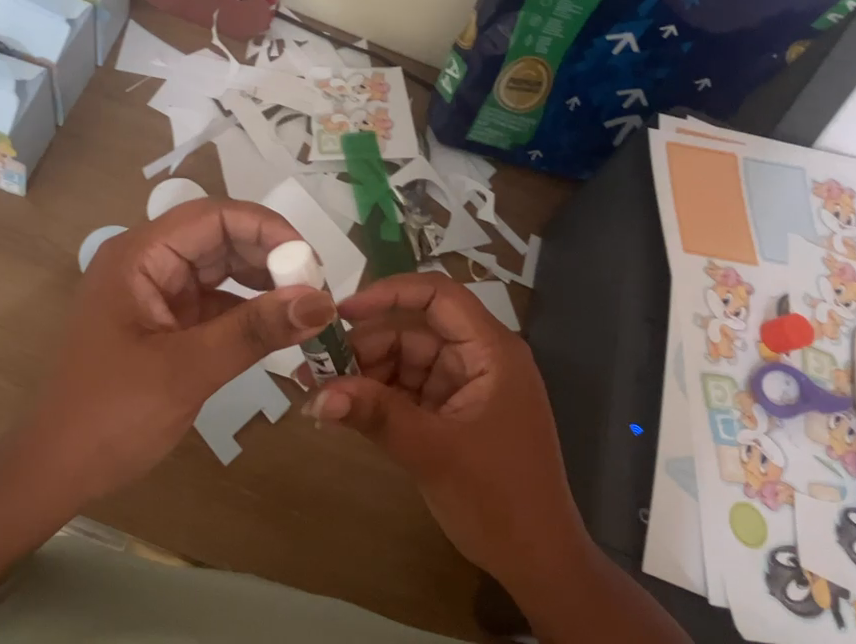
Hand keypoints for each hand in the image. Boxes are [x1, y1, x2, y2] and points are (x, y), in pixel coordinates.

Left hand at [19, 198, 336, 503]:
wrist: (58, 472)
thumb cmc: (111, 415)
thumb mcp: (187, 370)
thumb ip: (254, 331)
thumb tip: (322, 301)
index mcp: (139, 256)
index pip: (213, 216)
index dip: (266, 228)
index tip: (311, 261)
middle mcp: (148, 263)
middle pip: (220, 237)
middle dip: (269, 256)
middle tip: (317, 287)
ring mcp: (155, 292)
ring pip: (221, 268)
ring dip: (263, 282)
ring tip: (307, 305)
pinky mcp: (165, 322)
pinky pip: (215, 301)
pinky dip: (248, 310)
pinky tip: (280, 326)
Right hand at [302, 273, 588, 588]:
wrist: (539, 561)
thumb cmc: (499, 499)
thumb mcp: (433, 452)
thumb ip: (376, 416)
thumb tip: (316, 396)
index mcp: (491, 351)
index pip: (438, 296)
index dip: (390, 294)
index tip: (341, 313)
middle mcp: (479, 359)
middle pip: (416, 330)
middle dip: (368, 345)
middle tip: (318, 367)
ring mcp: (466, 387)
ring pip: (407, 361)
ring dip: (367, 373)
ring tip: (323, 391)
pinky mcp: (454, 416)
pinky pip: (410, 391)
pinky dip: (379, 398)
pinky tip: (345, 409)